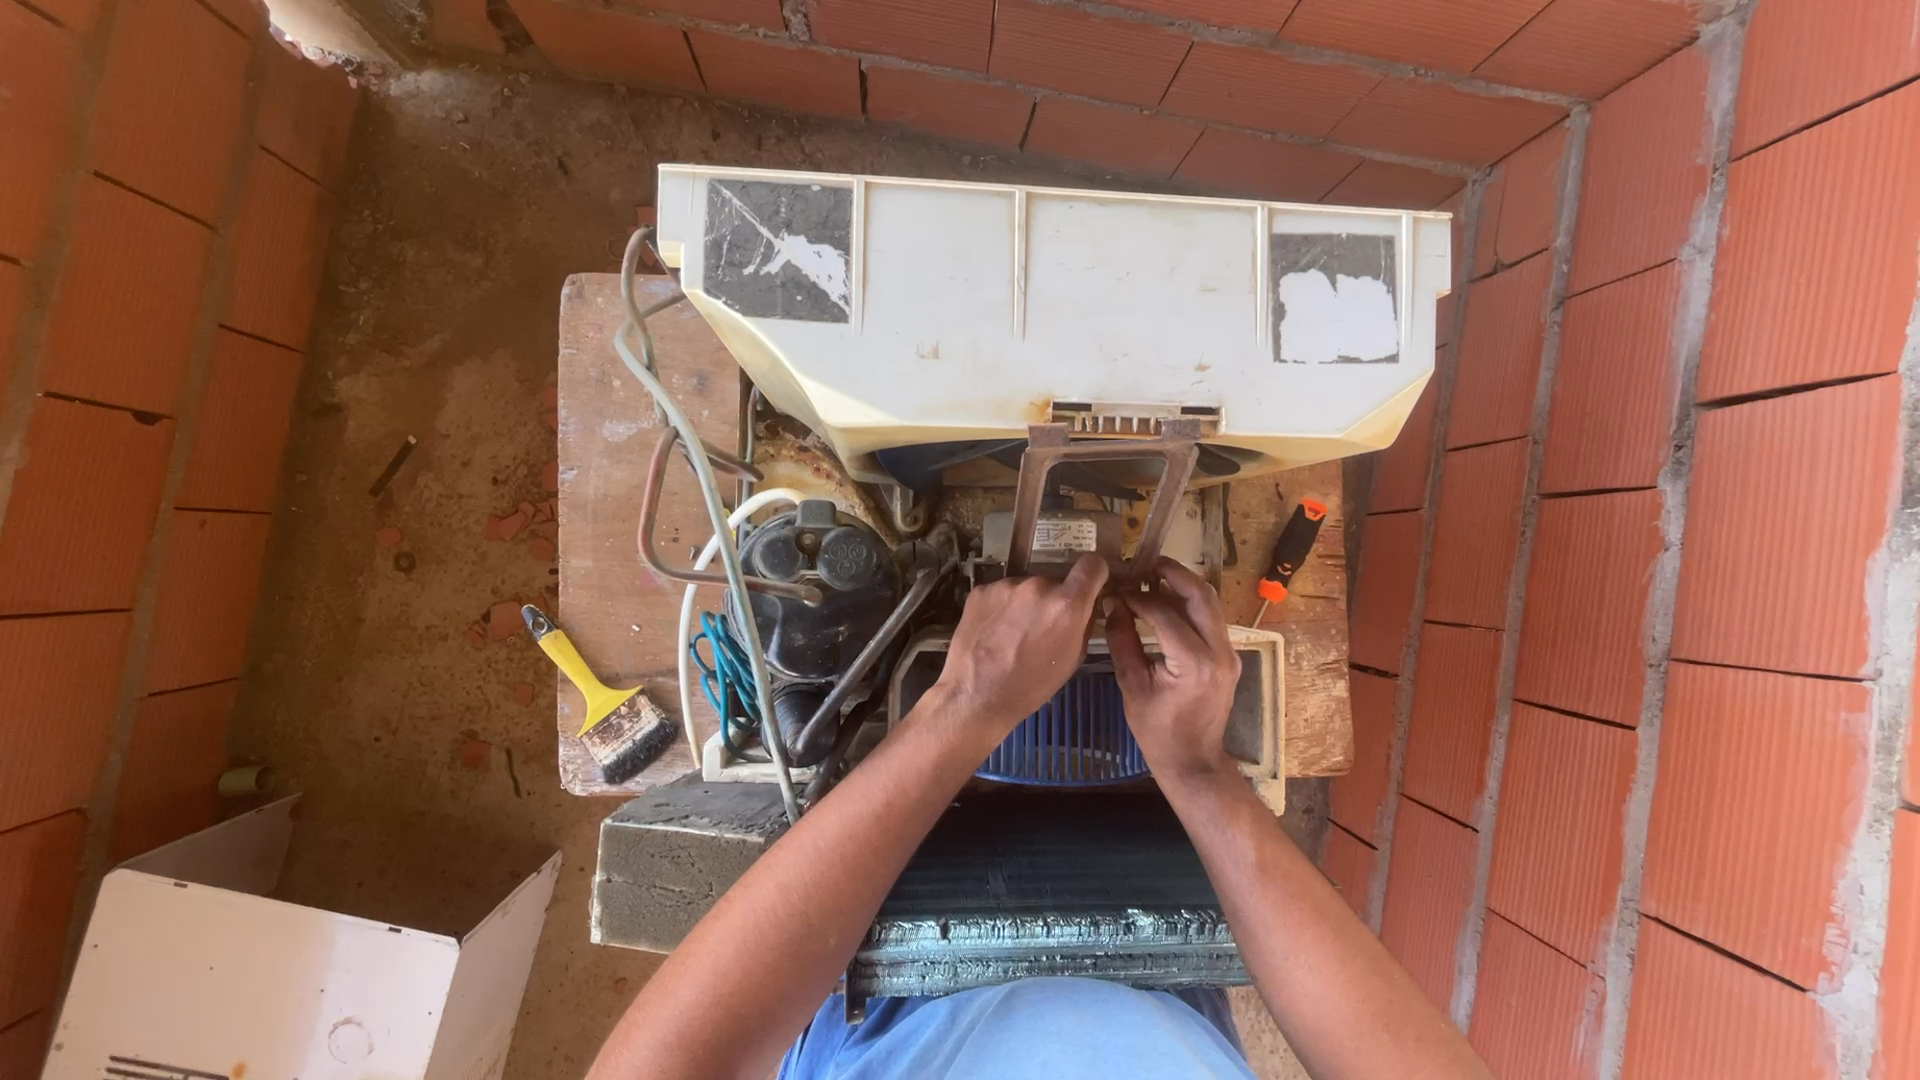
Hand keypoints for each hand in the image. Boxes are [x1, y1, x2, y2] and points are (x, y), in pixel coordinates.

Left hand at [934, 554, 1109, 740]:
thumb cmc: (1031, 685)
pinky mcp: (981, 590)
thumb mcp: (1073, 659)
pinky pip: (1001, 593)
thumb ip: (1083, 623)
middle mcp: (1037, 586)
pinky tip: (993, 631)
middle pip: (1054, 582)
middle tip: (1040, 627)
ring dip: (1025, 603)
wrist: (976, 695)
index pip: (1092, 565)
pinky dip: (1001, 607)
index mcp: (1066, 604)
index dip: (1093, 573)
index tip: (1089, 583)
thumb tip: (1087, 605)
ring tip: (1012, 633)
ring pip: (1026, 588)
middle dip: (1052, 600)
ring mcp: (1006, 585)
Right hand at [1106, 557, 1242, 784]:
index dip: (1138, 598)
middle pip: (1201, 595)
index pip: (1164, 613)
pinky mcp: (1228, 656)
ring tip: (1153, 577)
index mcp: (1193, 663)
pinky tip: (1165, 603)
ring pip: (1211, 603)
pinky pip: (1210, 619)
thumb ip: (1122, 640)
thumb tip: (1113, 604)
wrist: (1193, 760)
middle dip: (1174, 573)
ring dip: (1183, 586)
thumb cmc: (1157, 730)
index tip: (1117, 590)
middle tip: (1146, 563)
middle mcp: (1219, 652)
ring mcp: (1229, 653)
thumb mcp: (1132, 685)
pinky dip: (1189, 604)